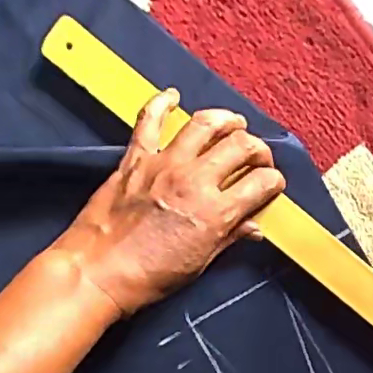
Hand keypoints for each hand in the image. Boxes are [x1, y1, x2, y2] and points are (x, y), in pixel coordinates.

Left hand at [52, 88, 286, 314]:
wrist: (99, 273)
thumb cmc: (148, 277)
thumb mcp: (199, 264)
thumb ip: (228, 238)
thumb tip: (252, 227)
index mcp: (214, 213)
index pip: (260, 183)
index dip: (273, 181)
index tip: (272, 184)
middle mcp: (194, 181)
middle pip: (240, 147)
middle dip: (258, 150)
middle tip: (259, 157)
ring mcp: (164, 164)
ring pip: (205, 124)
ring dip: (226, 119)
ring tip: (235, 123)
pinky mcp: (136, 159)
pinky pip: (149, 119)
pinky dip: (161, 103)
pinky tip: (172, 95)